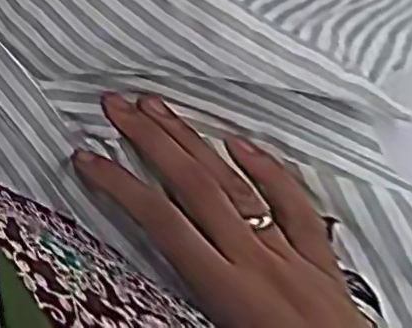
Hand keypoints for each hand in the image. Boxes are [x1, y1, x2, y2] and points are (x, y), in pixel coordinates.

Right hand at [74, 95, 367, 327]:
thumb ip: (183, 307)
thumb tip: (134, 292)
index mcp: (231, 295)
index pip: (161, 221)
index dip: (118, 184)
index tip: (86, 159)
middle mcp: (260, 267)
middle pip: (193, 185)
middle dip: (149, 138)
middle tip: (116, 105)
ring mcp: (293, 261)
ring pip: (233, 184)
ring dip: (190, 140)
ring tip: (158, 107)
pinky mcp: (325, 268)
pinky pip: (297, 211)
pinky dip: (269, 172)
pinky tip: (240, 143)